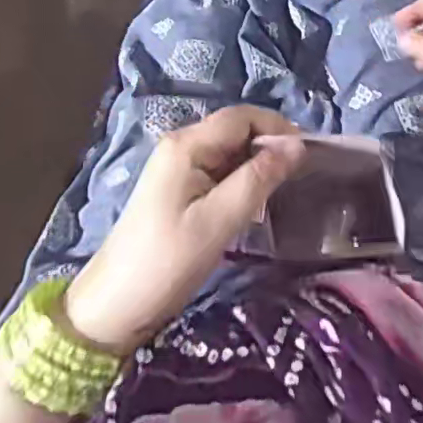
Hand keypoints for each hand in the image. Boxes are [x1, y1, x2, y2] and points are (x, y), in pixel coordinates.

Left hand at [63, 106, 303, 354]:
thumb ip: (259, 178)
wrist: (114, 307)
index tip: (308, 156)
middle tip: (299, 176)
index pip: (242, 116)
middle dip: (269, 145)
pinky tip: (254, 203)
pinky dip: (241, 179)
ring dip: (257, 164)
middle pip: (236, 129)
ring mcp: (178, 166)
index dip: (277, 128)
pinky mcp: (178, 187)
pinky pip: (219, 169)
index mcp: (187, 144)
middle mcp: (182, 145)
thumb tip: (297, 145)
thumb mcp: (219, 220)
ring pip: (230, 150)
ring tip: (282, 190)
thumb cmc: (168, 261)